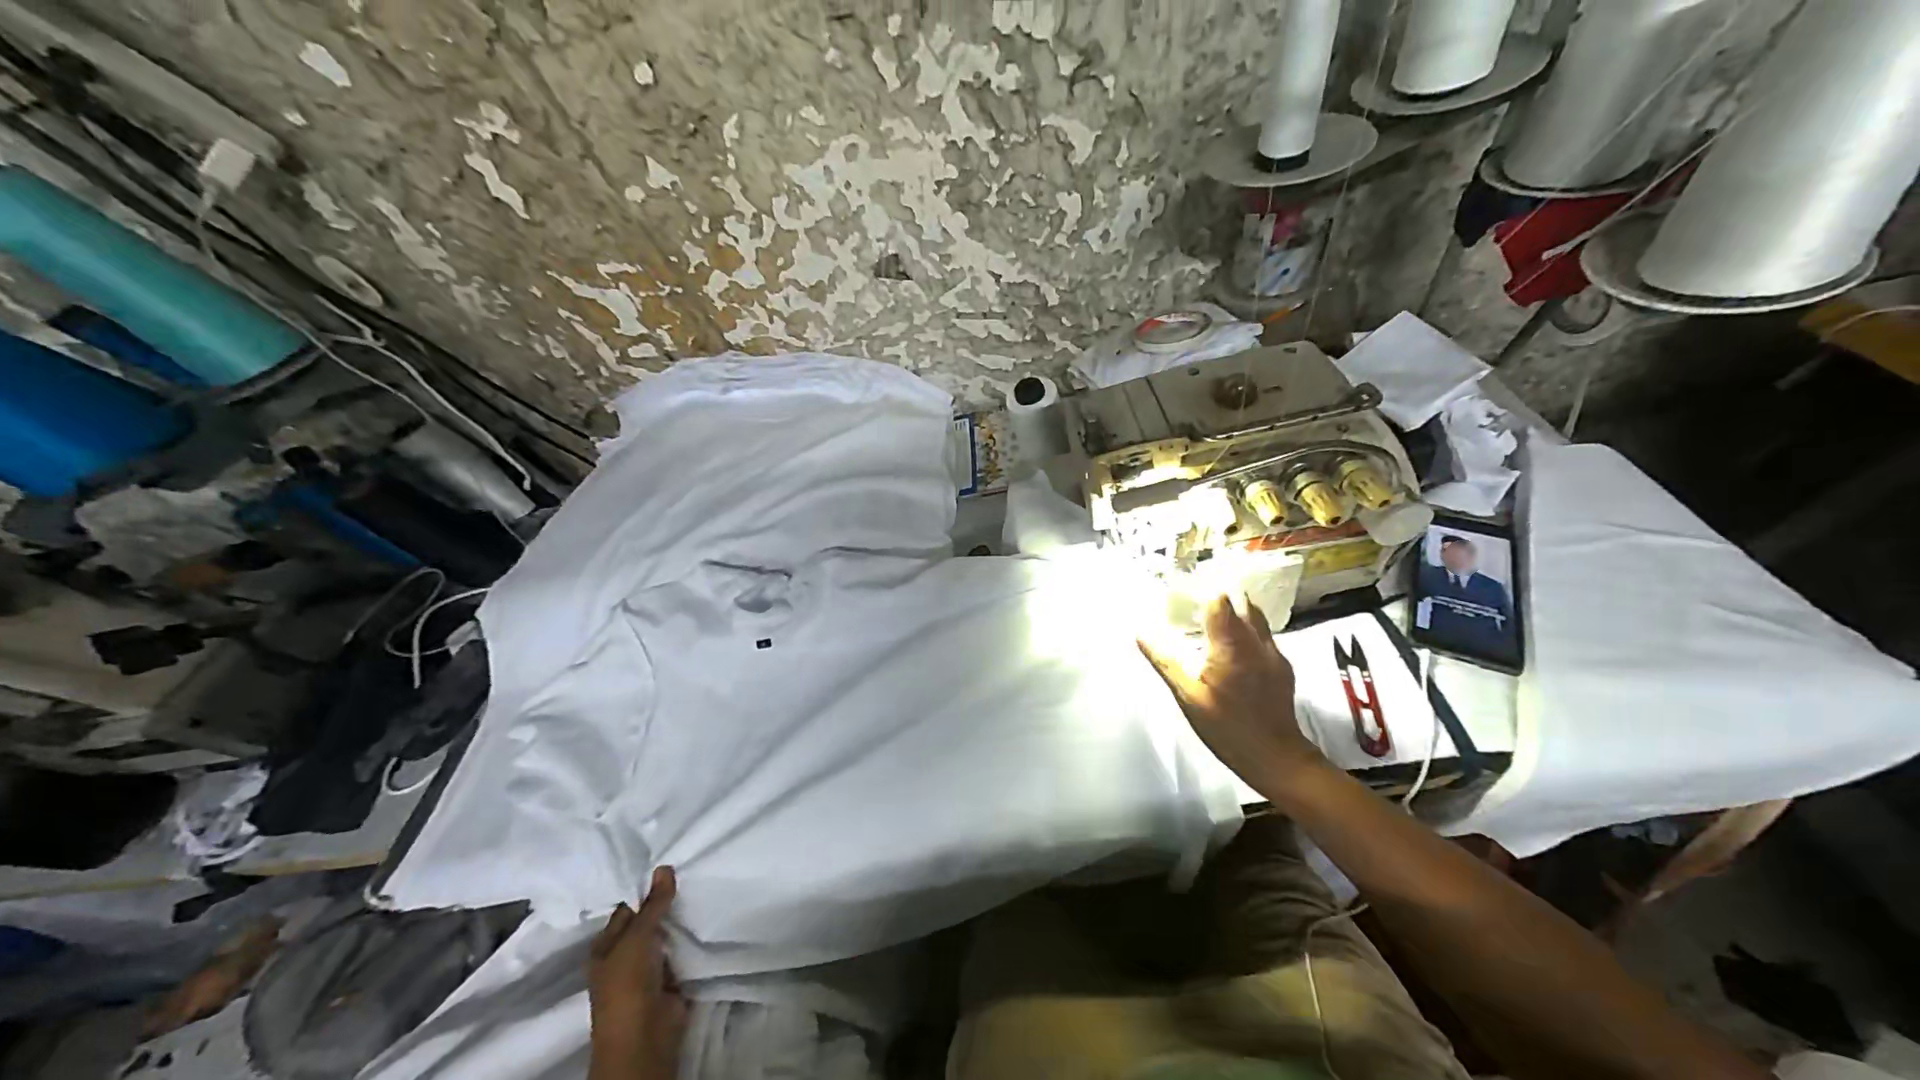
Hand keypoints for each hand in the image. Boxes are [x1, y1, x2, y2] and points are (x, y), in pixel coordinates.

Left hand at [588, 866, 686, 1079]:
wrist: (645, 1037)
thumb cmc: (627, 984)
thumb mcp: (637, 937)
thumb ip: (653, 904)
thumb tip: (664, 867)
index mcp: (606, 947)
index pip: (627, 910)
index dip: (645, 890)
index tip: (670, 866)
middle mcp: (625, 956)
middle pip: (649, 922)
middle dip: (667, 904)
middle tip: (693, 871)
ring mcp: (649, 969)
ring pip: (667, 936)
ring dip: (682, 921)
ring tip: (704, 888)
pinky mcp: (672, 980)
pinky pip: (683, 952)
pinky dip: (693, 940)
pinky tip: (709, 918)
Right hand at [1139, 594, 1324, 788]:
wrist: (1275, 757)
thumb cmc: (1226, 728)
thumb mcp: (1188, 697)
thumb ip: (1166, 662)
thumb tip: (1141, 635)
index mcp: (1232, 646)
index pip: (1221, 601)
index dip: (1204, 591)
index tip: (1186, 592)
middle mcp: (1257, 642)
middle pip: (1242, 603)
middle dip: (1220, 597)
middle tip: (1197, 602)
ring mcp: (1274, 653)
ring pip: (1256, 618)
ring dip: (1236, 611)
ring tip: (1213, 618)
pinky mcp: (1282, 666)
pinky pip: (1263, 635)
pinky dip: (1247, 630)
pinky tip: (1232, 645)